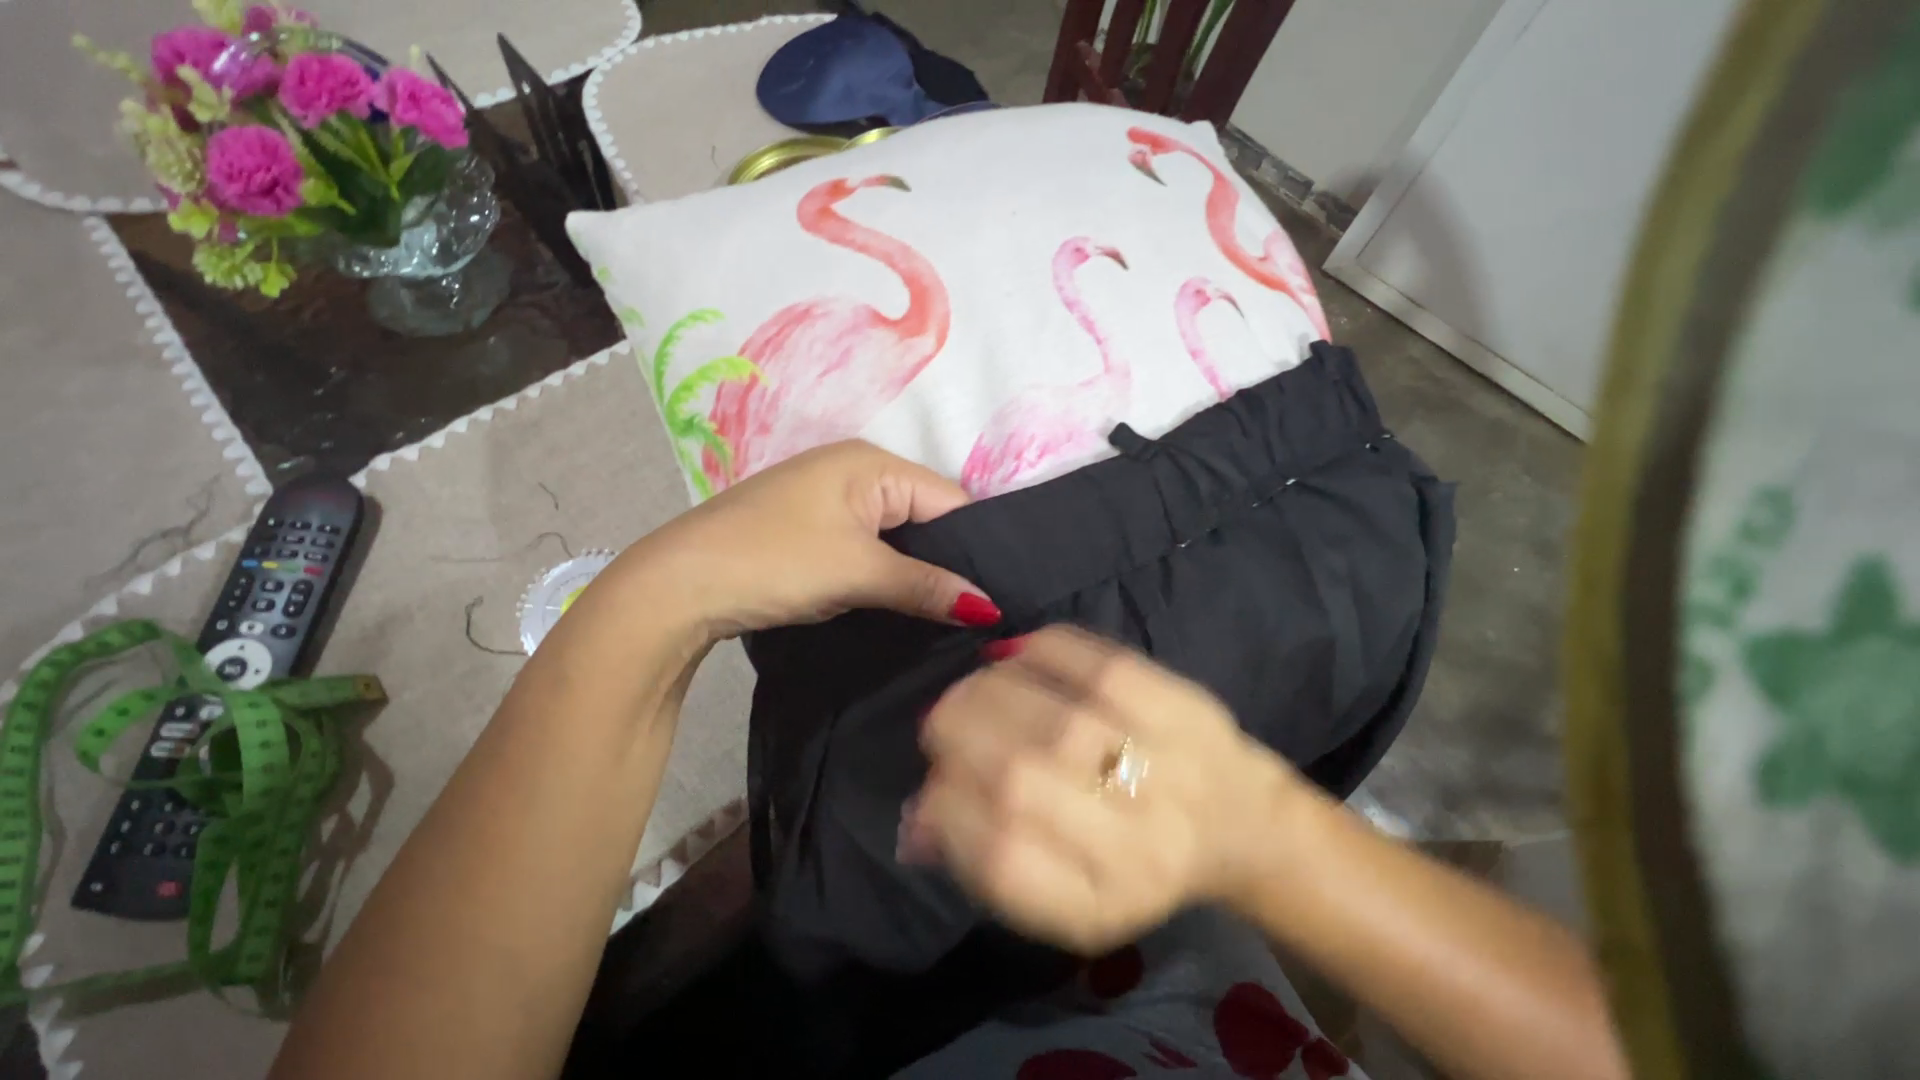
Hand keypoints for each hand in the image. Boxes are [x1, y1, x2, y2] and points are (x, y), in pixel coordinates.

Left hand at [624, 441, 999, 639]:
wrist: (679, 583)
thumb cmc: (775, 561)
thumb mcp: (859, 572)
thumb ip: (927, 586)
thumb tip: (990, 606)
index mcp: (872, 463)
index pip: (950, 500)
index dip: (977, 547)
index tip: (1001, 597)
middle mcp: (854, 469)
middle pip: (925, 515)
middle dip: (949, 561)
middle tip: (981, 613)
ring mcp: (828, 498)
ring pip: (896, 534)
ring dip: (916, 571)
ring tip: (951, 615)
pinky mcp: (810, 528)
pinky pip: (867, 545)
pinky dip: (885, 572)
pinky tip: (901, 604)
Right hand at [904, 626, 1306, 954]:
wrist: (1237, 824)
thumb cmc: (1132, 864)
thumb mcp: (1062, 896)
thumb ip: (984, 864)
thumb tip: (912, 822)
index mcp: (1100, 902)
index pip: (1001, 857)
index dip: (946, 811)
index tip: (932, 788)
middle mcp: (1137, 845)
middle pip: (1021, 779)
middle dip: (957, 736)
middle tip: (939, 722)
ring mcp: (1167, 771)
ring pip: (1057, 720)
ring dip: (991, 692)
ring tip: (972, 690)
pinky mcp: (1186, 710)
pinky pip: (1102, 666)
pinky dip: (1044, 651)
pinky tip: (1016, 656)